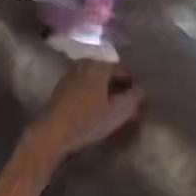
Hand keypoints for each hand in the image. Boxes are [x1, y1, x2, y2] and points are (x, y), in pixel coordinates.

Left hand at [24, 62, 144, 164]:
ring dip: (105, 89)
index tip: (138, 100)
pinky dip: (92, 91)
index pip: (123, 71)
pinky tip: (95, 106)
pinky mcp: (62, 84)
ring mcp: (71, 73)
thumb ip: (133, 99)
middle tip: (126, 104)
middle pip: (108, 73)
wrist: (53, 131)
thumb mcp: (117, 113)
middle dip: (119, 86)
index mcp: (98, 66)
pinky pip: (84, 83)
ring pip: (95, 78)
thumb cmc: (87, 121)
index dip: (133, 85)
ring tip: (112, 106)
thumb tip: (142, 90)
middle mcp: (84, 64)